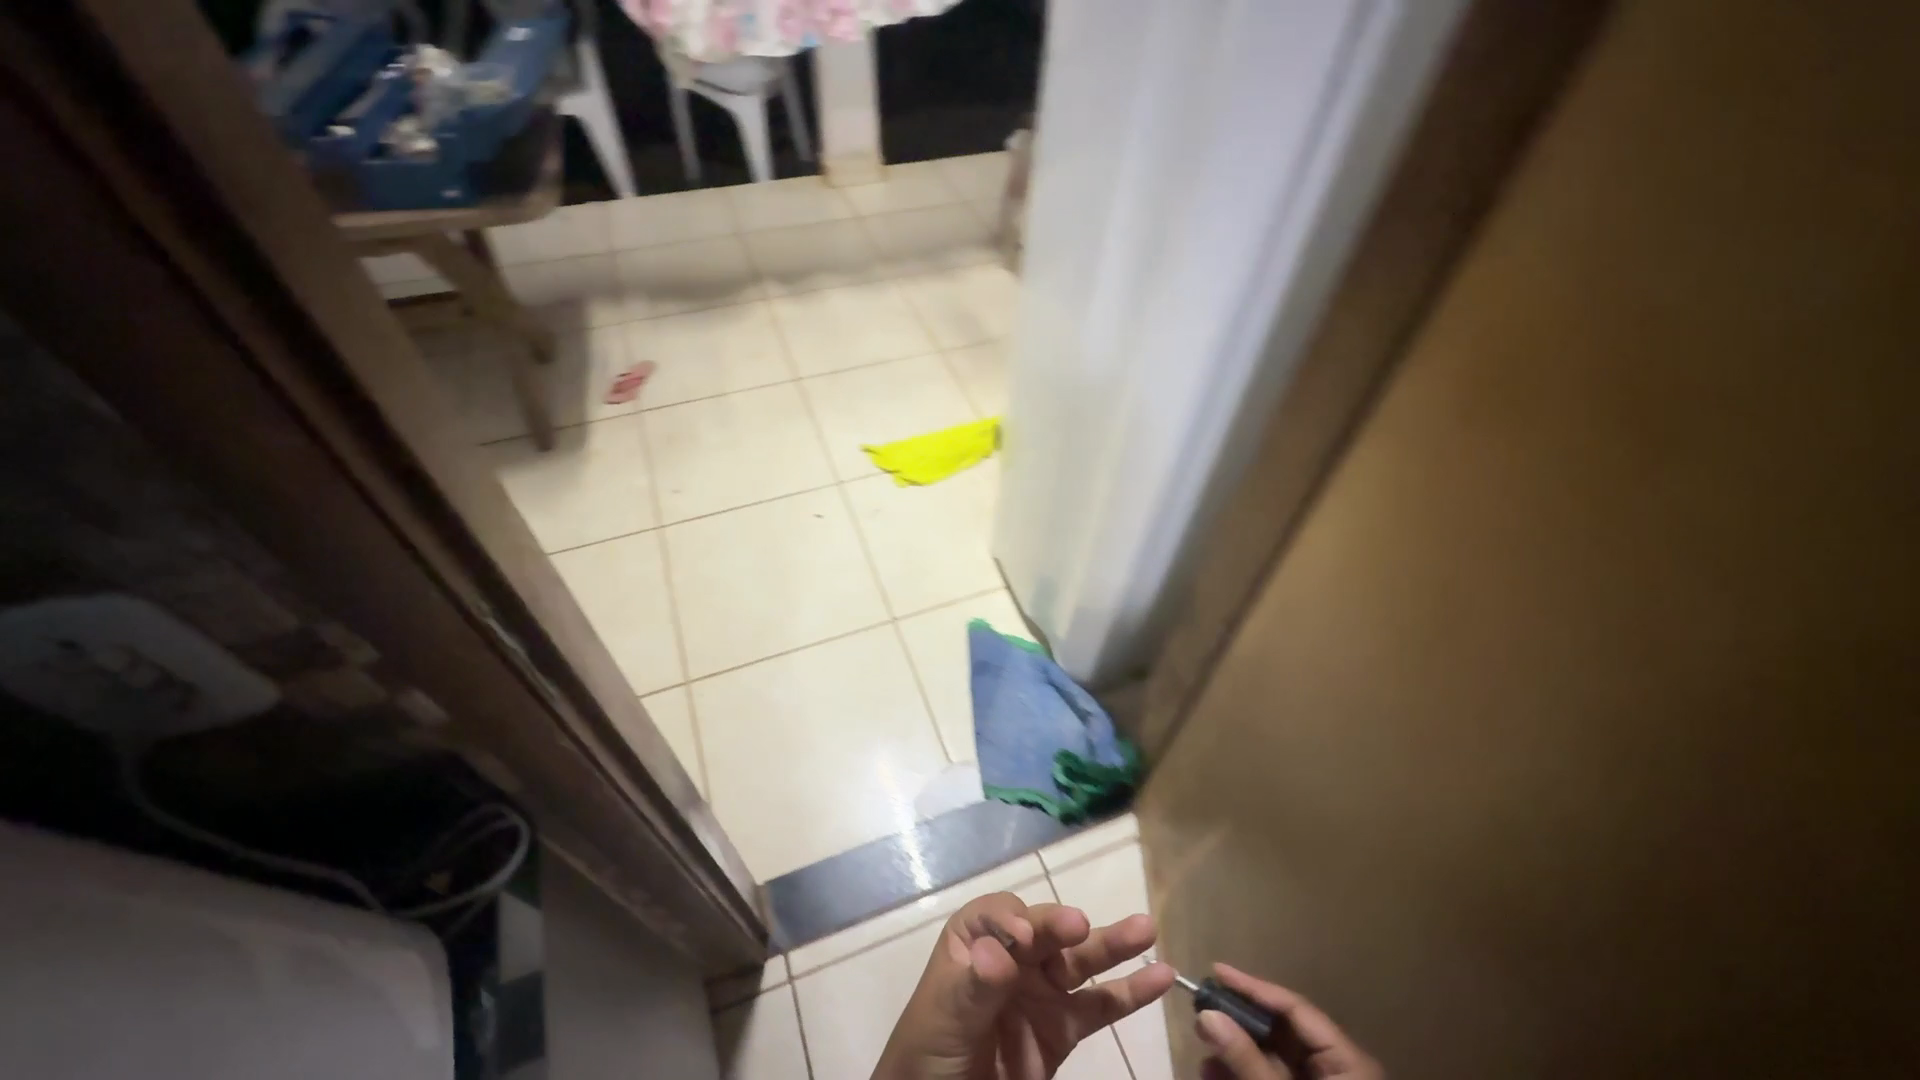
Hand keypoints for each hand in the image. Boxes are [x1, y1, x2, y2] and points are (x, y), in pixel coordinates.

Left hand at [873, 891, 1174, 1079]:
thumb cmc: (927, 1052)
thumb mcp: (945, 1016)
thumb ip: (975, 987)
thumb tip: (997, 952)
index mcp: (971, 942)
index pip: (997, 916)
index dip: (1012, 920)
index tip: (1022, 936)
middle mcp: (1011, 957)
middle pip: (1044, 932)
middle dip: (1062, 926)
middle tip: (1080, 926)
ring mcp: (1040, 991)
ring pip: (1079, 961)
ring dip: (1112, 945)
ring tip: (1146, 930)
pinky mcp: (1062, 1029)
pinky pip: (1099, 1007)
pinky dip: (1129, 993)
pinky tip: (1159, 977)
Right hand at [1195, 964, 1381, 1079]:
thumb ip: (1247, 1058)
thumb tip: (1205, 1014)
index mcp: (1348, 1060)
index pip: (1295, 1007)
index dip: (1254, 986)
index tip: (1216, 970)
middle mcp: (1337, 1067)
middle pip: (1280, 1032)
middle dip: (1238, 1026)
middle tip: (1201, 1015)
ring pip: (1271, 1059)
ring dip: (1234, 1055)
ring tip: (1203, 1062)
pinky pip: (1272, 1078)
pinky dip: (1244, 1075)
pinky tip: (1213, 1076)